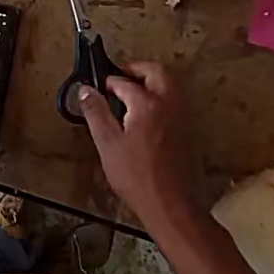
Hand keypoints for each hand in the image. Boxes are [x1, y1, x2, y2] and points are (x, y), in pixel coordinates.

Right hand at [75, 62, 199, 228]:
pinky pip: (174, 102)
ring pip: (170, 85)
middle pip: (157, 72)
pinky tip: (145, 115)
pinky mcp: (187, 131)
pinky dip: (160, 97)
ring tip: (130, 94)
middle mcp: (169, 105)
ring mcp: (181, 117)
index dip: (108, 82)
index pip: (125, 82)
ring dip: (151, 81)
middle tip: (119, 78)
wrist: (170, 204)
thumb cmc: (137, 177)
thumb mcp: (107, 144)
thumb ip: (96, 113)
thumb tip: (86, 90)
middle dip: (137, 69)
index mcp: (148, 105)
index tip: (97, 88)